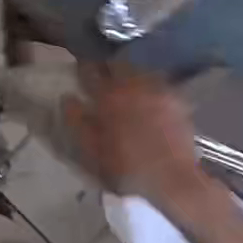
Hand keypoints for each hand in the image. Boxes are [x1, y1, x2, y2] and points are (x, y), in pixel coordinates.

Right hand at [62, 62, 206, 206]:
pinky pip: (159, 83)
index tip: (78, 69)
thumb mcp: (93, 149)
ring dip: (129, 73)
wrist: (172, 177)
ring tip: (125, 83)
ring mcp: (157, 90)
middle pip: (117, 65)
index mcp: (108, 96)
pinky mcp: (176, 100)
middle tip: (102, 74)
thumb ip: (77, 121)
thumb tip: (67, 98)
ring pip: (139, 71)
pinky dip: (150, 84)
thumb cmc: (126, 167)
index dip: (82, 68)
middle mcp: (133, 86)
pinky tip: (149, 95)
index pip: (90, 72)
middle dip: (107, 67)